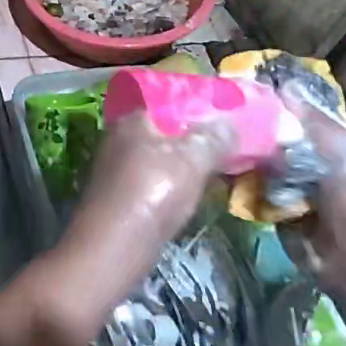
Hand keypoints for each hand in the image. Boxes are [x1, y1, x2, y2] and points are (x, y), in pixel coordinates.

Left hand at [53, 111, 230, 308]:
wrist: (113, 244)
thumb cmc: (152, 192)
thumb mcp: (190, 160)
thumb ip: (211, 139)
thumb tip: (228, 122)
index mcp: (132, 118)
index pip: (169, 101)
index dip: (200, 106)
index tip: (230, 116)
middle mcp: (120, 134)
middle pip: (165, 127)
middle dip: (196, 134)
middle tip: (232, 142)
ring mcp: (118, 163)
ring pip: (162, 153)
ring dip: (188, 158)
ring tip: (222, 164)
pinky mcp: (121, 191)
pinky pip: (156, 175)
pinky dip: (177, 178)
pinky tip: (197, 188)